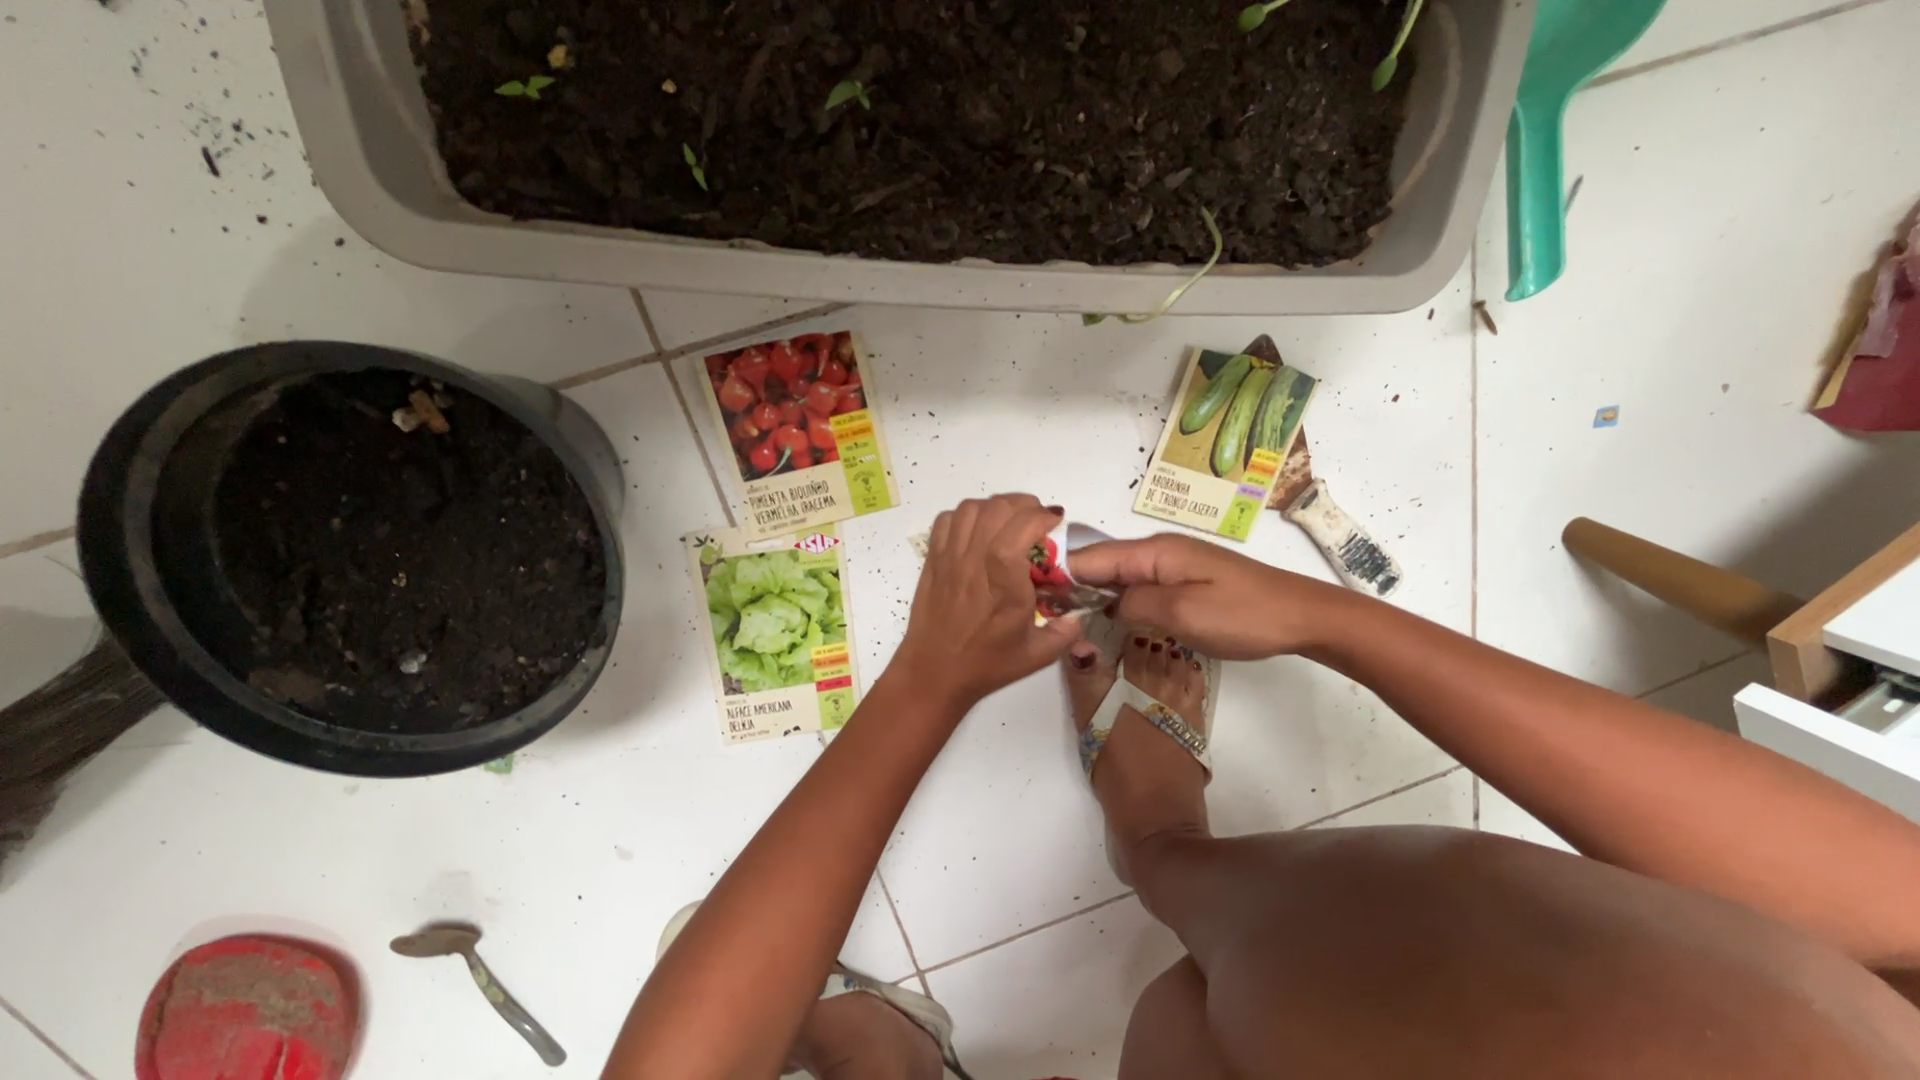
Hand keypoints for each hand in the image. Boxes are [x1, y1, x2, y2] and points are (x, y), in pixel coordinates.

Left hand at [891, 495, 1083, 708]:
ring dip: (996, 507)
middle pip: (996, 509)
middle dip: (1024, 505)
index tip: (1054, 523)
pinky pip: (947, 520)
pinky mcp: (933, 560)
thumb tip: (1080, 614)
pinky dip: (966, 516)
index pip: (1019, 529)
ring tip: (1009, 521)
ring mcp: (950, 558)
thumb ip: (1066, 632)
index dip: (1040, 516)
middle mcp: (975, 563)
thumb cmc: (986, 665)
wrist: (934, 673)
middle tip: (1037, 521)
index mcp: (1004, 584)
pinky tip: (978, 531)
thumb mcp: (1037, 655)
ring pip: (971, 508)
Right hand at [1067, 533, 1349, 660]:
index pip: (1091, 557)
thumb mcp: (1182, 614)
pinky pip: (1141, 588)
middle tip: (1044, 615)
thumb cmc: (1244, 614)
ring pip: (1120, 578)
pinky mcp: (1187, 583)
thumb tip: (1109, 605)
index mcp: (1155, 552)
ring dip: (1095, 596)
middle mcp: (1160, 552)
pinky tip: (1109, 622)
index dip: (1059, 575)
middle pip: (1102, 564)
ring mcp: (1174, 567)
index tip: (1031, 596)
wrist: (1304, 618)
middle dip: (1072, 586)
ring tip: (1065, 620)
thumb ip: (1135, 605)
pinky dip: (1120, 603)